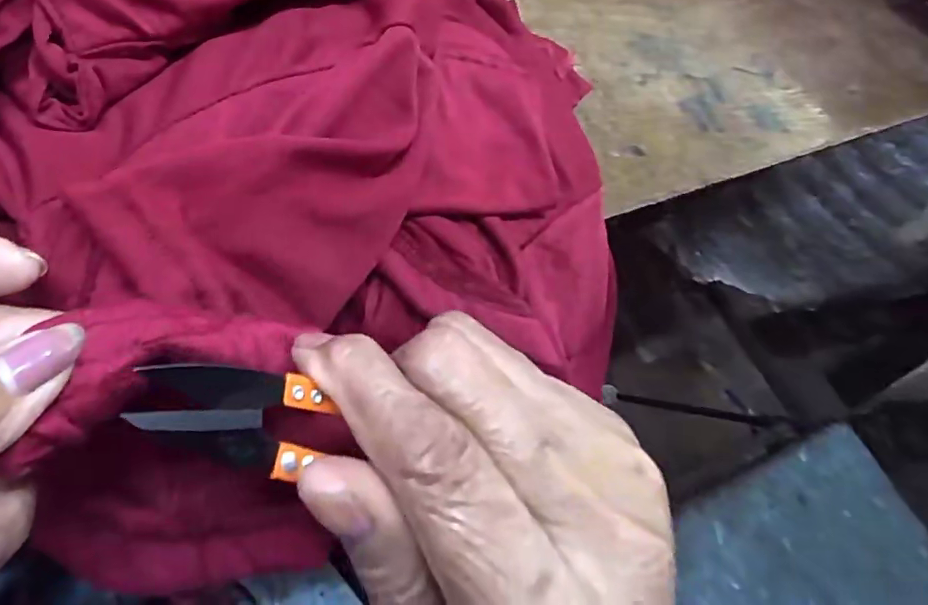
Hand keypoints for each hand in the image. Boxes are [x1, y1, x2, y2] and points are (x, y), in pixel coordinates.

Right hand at [291, 313, 673, 603]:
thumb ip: (383, 549)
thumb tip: (317, 469)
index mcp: (545, 591)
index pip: (440, 460)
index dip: (368, 394)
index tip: (311, 354)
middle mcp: (591, 505)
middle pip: (463, 375)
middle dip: (394, 368)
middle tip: (363, 397)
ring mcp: (611, 454)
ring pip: (486, 348)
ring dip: (432, 365)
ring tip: (419, 408)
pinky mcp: (616, 424)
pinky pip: (516, 357)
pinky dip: (474, 375)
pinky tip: (472, 418)